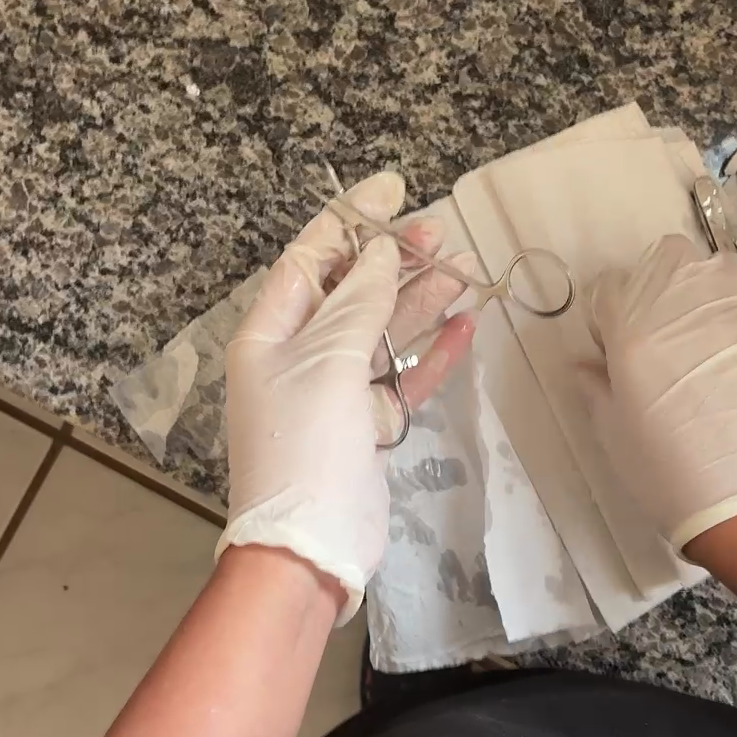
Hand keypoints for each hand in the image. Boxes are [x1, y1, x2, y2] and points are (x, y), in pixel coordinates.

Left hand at [219, 170, 475, 622]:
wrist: (310, 546)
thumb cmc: (306, 442)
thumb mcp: (328, 360)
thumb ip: (359, 301)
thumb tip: (382, 252)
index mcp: (272, 331)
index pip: (311, 258)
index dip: (349, 220)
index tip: (392, 190)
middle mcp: (299, 353)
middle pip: (351, 290)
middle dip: (393, 259)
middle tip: (439, 233)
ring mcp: (335, 388)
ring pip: (382, 330)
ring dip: (420, 301)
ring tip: (464, 269)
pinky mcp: (366, 421)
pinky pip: (400, 375)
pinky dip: (430, 353)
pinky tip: (464, 326)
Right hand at [589, 234, 736, 552]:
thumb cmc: (669, 471)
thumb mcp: (613, 430)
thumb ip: (595, 384)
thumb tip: (584, 362)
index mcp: (632, 322)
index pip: (610, 286)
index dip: (611, 316)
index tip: (617, 349)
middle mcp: (687, 300)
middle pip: (669, 259)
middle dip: (663, 286)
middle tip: (667, 337)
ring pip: (722, 274)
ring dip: (710, 296)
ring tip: (714, 345)